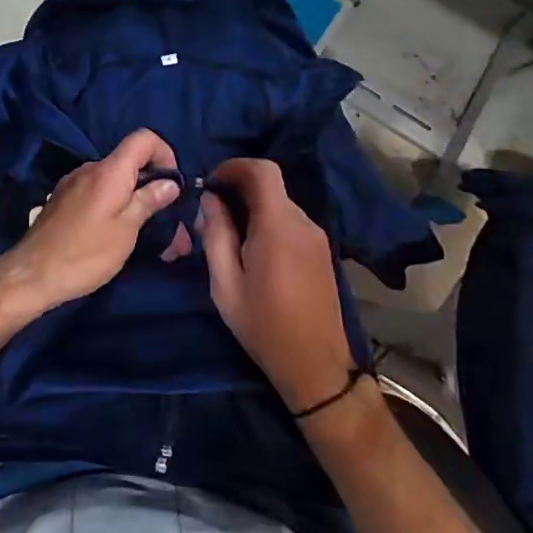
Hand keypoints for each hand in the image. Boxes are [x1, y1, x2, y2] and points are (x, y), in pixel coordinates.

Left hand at [0, 128, 182, 317]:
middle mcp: (90, 169)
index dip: (164, 153)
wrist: (32, 275)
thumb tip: (170, 181)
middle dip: (153, 187)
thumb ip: (148, 201)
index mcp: (108, 171)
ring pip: (115, 183)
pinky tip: (119, 235)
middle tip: (170, 224)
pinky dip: (115, 207)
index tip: (173, 184)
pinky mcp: (64, 200)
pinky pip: (99, 194)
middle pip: (130, 163)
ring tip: (150, 238)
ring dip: (135, 202)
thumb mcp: (125, 230)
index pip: (143, 138)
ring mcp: (74, 184)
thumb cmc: (85, 254)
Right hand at [199, 158, 355, 411]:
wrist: (316, 366)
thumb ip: (215, 235)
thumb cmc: (263, 326)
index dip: (234, 166)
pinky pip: (291, 222)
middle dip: (239, 189)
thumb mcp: (225, 285)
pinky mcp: (322, 251)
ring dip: (253, 207)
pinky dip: (269, 222)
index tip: (211, 182)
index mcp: (277, 227)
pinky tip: (253, 251)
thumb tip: (210, 200)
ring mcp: (316, 237)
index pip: (262, 171)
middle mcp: (302, 223)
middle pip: (271, 186)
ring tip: (229, 236)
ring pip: (280, 204)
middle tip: (211, 214)